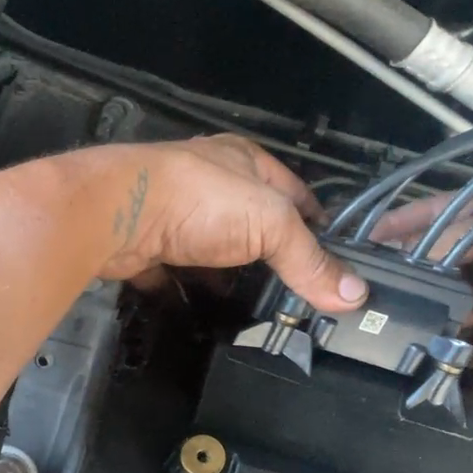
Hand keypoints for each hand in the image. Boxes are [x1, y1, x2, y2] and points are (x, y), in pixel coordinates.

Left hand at [77, 136, 369, 312]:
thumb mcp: (271, 225)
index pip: (293, 192)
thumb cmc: (203, 203)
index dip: (313, 224)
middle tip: (285, 292)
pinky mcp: (140, 245)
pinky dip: (178, 290)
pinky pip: (165, 271)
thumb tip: (353, 295)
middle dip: (263, 253)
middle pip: (245, 221)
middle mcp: (205, 181)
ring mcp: (168, 213)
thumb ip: (309, 260)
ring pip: (204, 247)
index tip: (328, 262)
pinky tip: (191, 311)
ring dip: (219, 273)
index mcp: (244, 161)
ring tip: (244, 307)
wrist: (119, 214)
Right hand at [369, 183, 472, 362]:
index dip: (387, 232)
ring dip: (417, 321)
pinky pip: (468, 348)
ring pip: (442, 311)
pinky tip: (416, 357)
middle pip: (427, 272)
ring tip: (376, 332)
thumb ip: (442, 242)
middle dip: (396, 286)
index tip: (347, 247)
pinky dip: (447, 355)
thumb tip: (391, 261)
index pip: (423, 220)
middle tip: (352, 301)